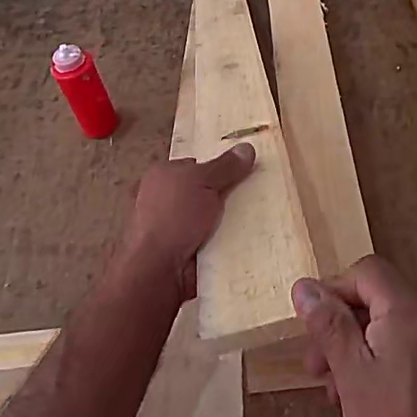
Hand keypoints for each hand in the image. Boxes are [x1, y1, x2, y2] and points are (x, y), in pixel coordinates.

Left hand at [120, 143, 254, 294]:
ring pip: (211, 218)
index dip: (218, 169)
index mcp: (163, 176)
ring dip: (229, 221)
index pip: (196, 166)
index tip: (243, 173)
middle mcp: (165, 200)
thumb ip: (225, 166)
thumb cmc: (175, 215)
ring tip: (257, 218)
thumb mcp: (203, 181)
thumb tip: (247, 147)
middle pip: (205, 192)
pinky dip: (226, 240)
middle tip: (256, 196)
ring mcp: (174, 228)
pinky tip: (246, 239)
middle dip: (227, 196)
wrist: (160, 269)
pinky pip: (212, 240)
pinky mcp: (184, 252)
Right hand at [293, 256, 416, 416]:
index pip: (367, 272)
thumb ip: (329, 325)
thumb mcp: (352, 376)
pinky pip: (411, 342)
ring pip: (392, 322)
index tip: (312, 327)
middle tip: (316, 365)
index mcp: (414, 309)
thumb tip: (304, 287)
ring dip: (359, 346)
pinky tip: (365, 393)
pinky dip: (383, 357)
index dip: (334, 291)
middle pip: (379, 296)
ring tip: (337, 388)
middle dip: (343, 325)